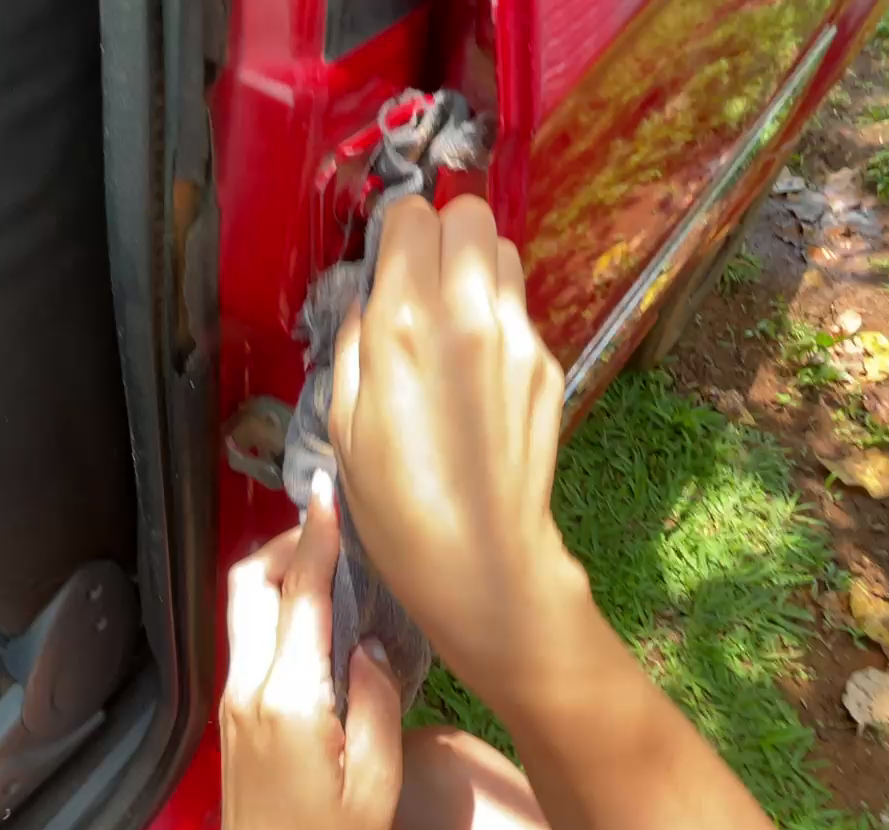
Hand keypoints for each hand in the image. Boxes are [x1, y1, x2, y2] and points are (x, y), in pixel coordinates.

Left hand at [195, 470, 404, 829]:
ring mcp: (232, 698)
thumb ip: (374, 701)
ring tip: (323, 559)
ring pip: (241, 607)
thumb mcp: (374, 784)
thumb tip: (365, 641)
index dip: (314, 538)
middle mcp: (248, 686)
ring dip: (274, 570)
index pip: (300, 597)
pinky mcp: (233, 712)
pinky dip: (273, 604)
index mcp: (288, 699)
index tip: (325, 493)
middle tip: (328, 527)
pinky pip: (247, 635)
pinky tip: (310, 612)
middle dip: (283, 543)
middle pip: (248, 585)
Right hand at [329, 194, 587, 704]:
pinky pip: (520, 307)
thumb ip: (352, 344)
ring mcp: (517, 337)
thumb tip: (370, 299)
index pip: (412, 215)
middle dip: (441, 235)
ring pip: (504, 250)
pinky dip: (496, 315)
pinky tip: (477, 372)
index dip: (395, 233)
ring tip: (451, 323)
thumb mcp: (342, 426)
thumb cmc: (395, 505)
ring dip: (474, 267)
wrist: (480, 559)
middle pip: (470, 211)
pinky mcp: (546, 364)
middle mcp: (466, 314)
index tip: (388, 265)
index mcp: (402, 325)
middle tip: (421, 284)